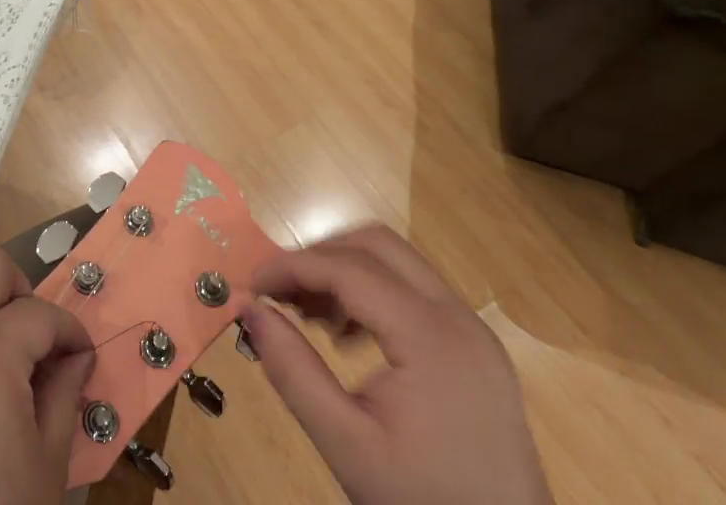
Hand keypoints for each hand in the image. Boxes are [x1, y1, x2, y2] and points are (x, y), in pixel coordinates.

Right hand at [241, 225, 551, 504]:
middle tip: (278, 292)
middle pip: (378, 245)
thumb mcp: (345, 443)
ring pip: (398, 264)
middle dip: (319, 256)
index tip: (250, 285)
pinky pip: (416, 293)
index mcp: (431, 337)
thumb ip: (294, 371)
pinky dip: (372, 294)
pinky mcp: (475, 348)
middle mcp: (458, 318)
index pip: (349, 268)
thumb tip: (251, 310)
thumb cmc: (422, 498)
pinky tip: (346, 338)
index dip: (292, 266)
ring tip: (305, 315)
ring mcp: (473, 331)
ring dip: (345, 273)